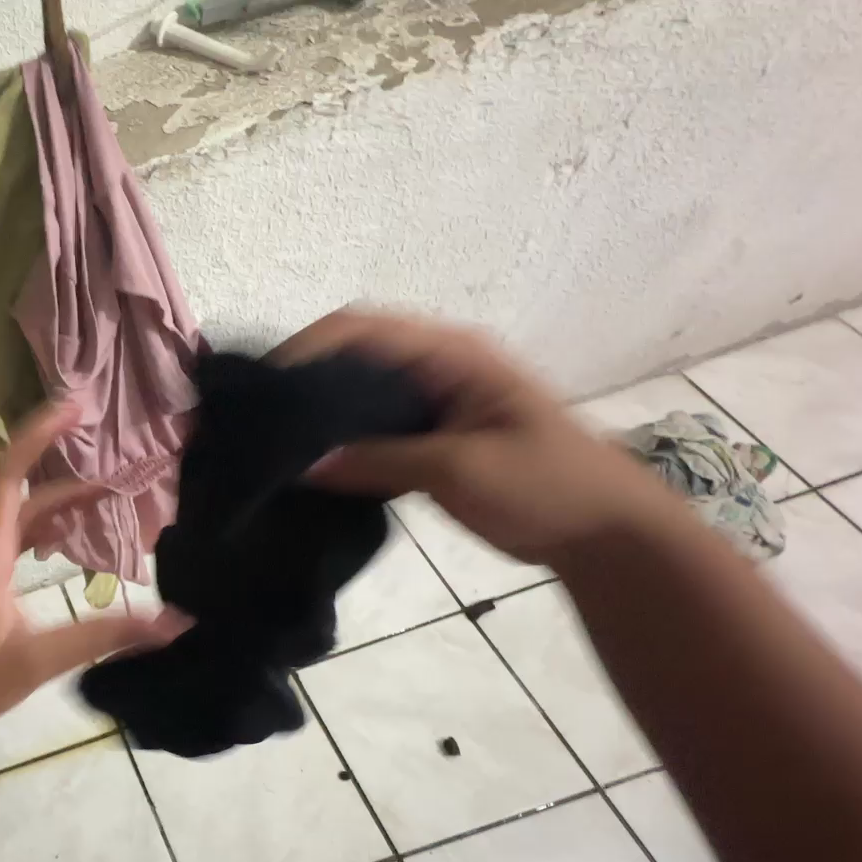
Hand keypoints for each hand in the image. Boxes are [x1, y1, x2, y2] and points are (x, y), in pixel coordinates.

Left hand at [0, 404, 185, 739]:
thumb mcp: (43, 659)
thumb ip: (107, 635)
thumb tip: (174, 623)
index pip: (7, 477)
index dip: (36, 437)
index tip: (73, 407)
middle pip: (9, 483)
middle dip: (51, 454)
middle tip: (98, 436)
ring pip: (11, 509)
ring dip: (51, 495)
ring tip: (101, 490)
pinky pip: (8, 532)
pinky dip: (40, 522)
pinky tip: (68, 535)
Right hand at [283, 308, 677, 566]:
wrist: (605, 532)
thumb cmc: (546, 485)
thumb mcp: (458, 468)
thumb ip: (378, 461)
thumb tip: (303, 466)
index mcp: (450, 354)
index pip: (360, 329)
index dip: (306, 348)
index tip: (264, 388)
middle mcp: (434, 367)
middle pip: (349, 356)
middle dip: (301, 380)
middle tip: (256, 419)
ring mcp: (429, 403)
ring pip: (354, 394)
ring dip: (315, 413)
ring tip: (270, 442)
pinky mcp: (423, 438)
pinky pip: (366, 429)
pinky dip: (334, 442)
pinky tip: (306, 465)